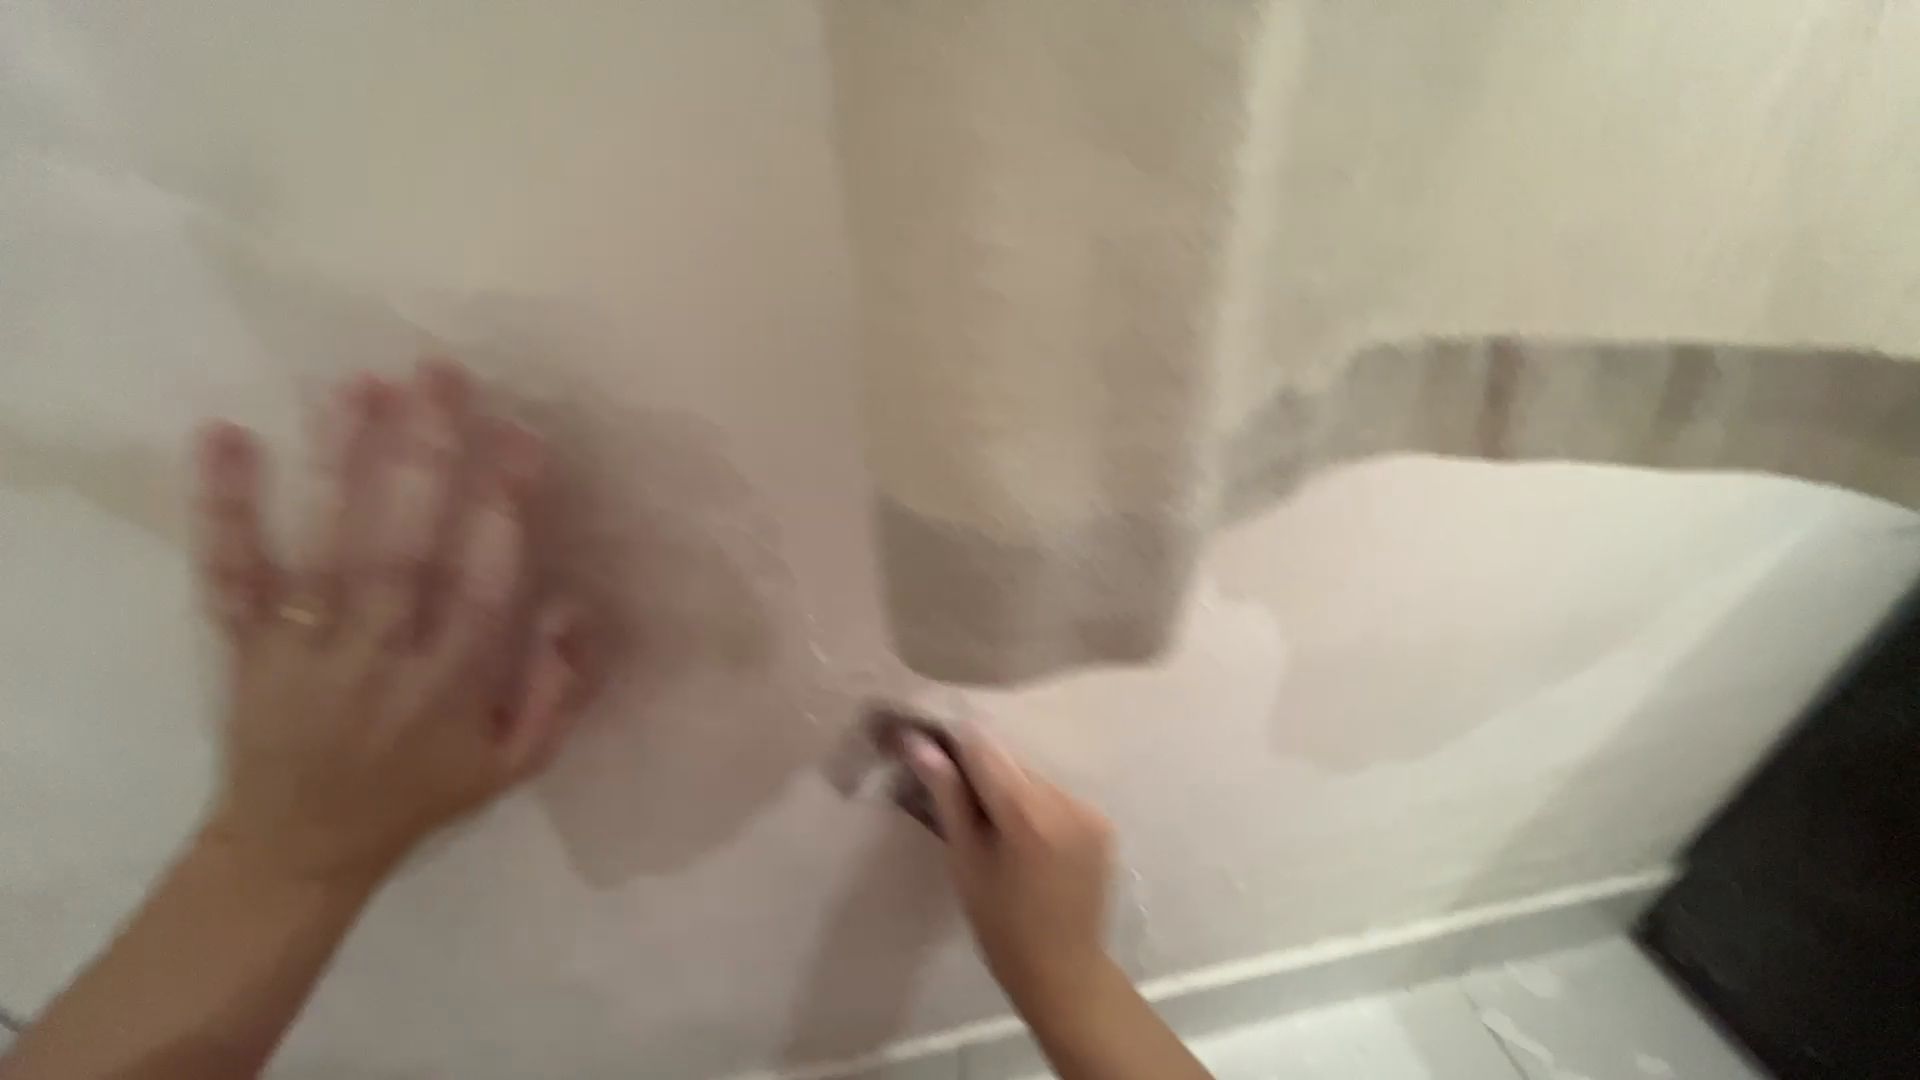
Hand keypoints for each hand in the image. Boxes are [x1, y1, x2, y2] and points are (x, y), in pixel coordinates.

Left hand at [190, 360, 587, 886]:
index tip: (523, 439)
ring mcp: (303, 649)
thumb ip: (559, 690)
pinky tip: (228, 435)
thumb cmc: (424, 795)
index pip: (485, 584)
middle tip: (440, 376)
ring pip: (326, 548)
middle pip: (403, 548)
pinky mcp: (242, 647)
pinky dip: (224, 507)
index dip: (505, 510)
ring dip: (343, 462)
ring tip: (363, 383)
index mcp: (452, 685)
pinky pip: (230, 574)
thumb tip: (573, 605)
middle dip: (425, 458)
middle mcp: (379, 657)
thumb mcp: (518, 763)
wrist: (294, 850)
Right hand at [903, 726, 1117, 1014]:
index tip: (930, 748)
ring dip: (1009, 787)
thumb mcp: (964, 859)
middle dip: (981, 770)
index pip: (983, 748)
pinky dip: (1036, 804)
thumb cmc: (1000, 924)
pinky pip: (1057, 795)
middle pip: (1010, 762)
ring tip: (992, 823)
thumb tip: (919, 743)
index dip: (953, 744)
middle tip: (957, 797)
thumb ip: (947, 794)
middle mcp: (1065, 800)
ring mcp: (1089, 809)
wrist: (1063, 972)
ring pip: (1033, 777)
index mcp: (1027, 812)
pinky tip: (1026, 837)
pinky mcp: (1102, 821)